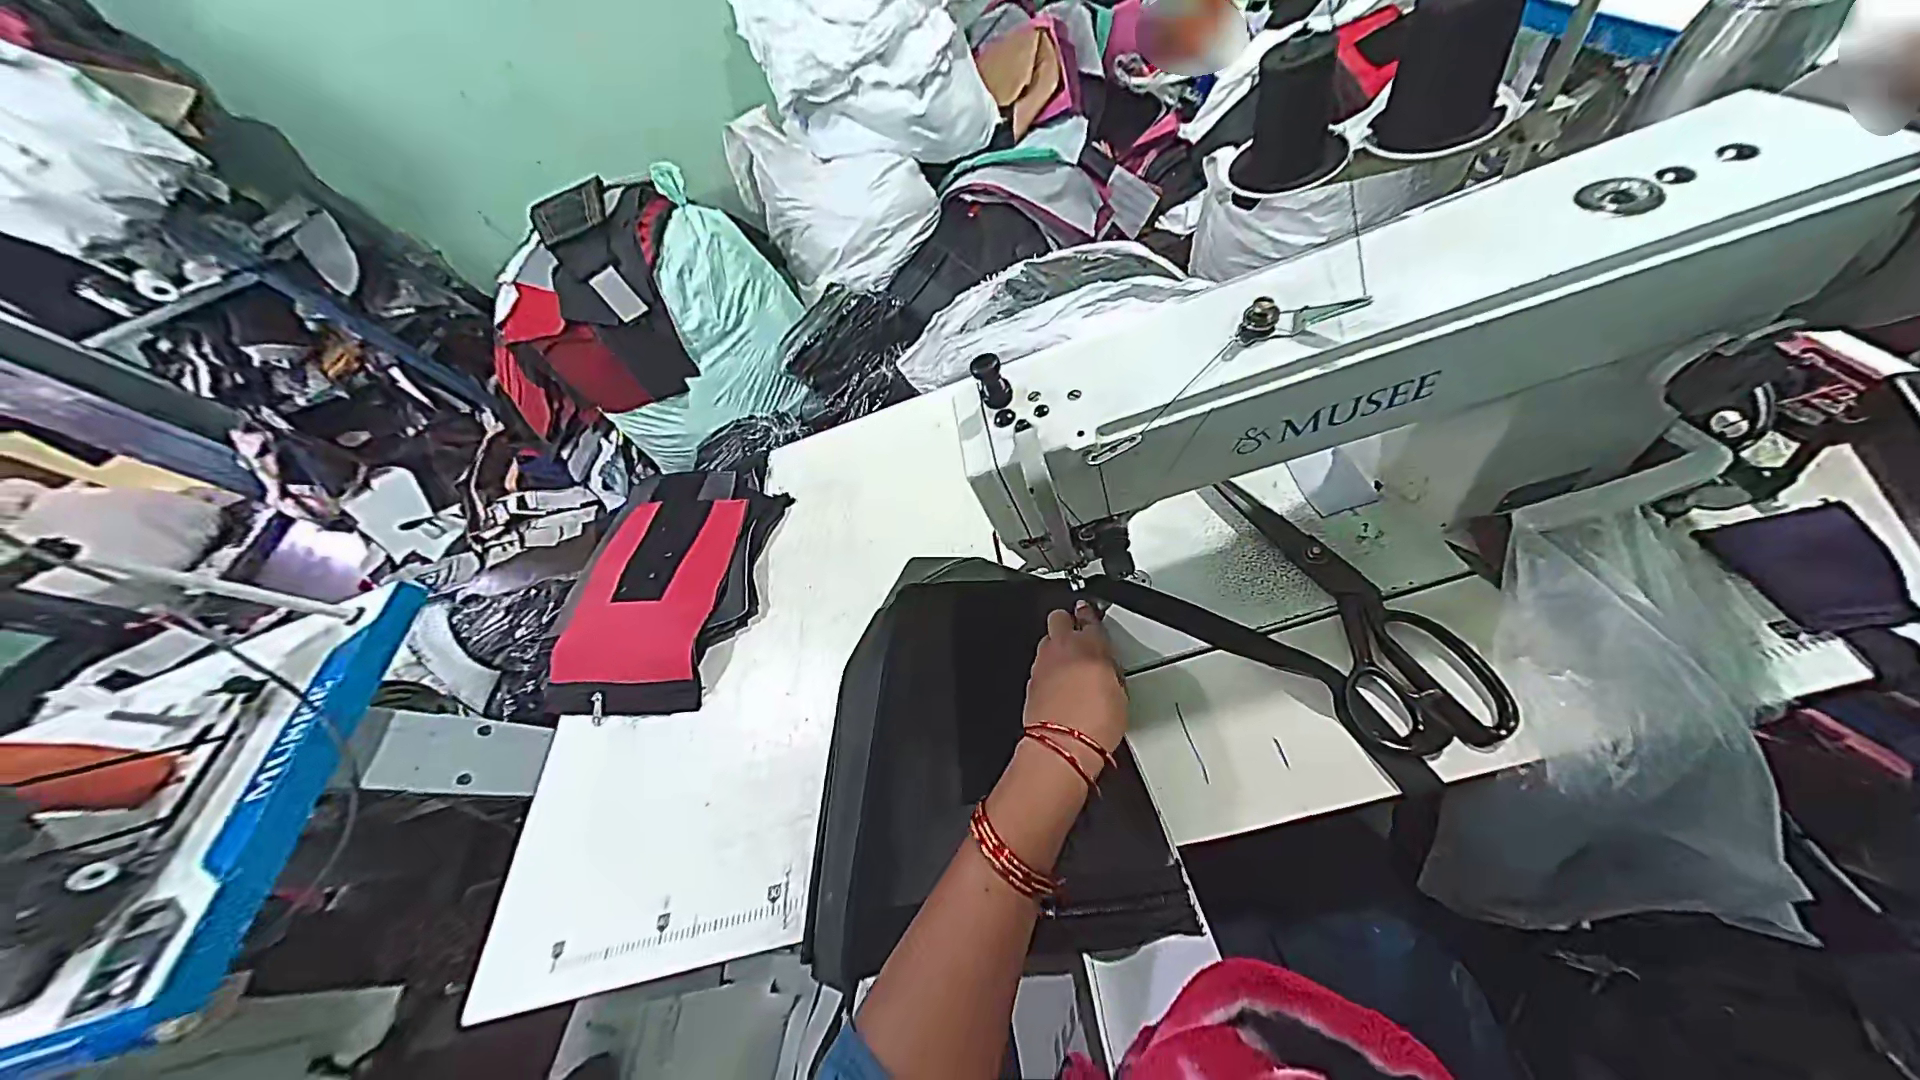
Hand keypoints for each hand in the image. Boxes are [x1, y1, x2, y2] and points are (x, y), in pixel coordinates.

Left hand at [1023, 601, 1127, 753]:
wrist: (1063, 745)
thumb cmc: (1094, 723)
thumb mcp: (1120, 694)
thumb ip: (1110, 671)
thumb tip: (1108, 671)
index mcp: (1090, 645)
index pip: (1089, 616)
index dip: (1090, 614)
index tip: (1092, 615)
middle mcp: (1062, 648)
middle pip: (1059, 617)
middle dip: (1067, 622)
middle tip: (1077, 633)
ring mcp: (1043, 662)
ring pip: (1046, 640)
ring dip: (1056, 646)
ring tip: (1069, 662)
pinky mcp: (1031, 679)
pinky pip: (1039, 663)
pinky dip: (1048, 668)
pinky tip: (1057, 682)